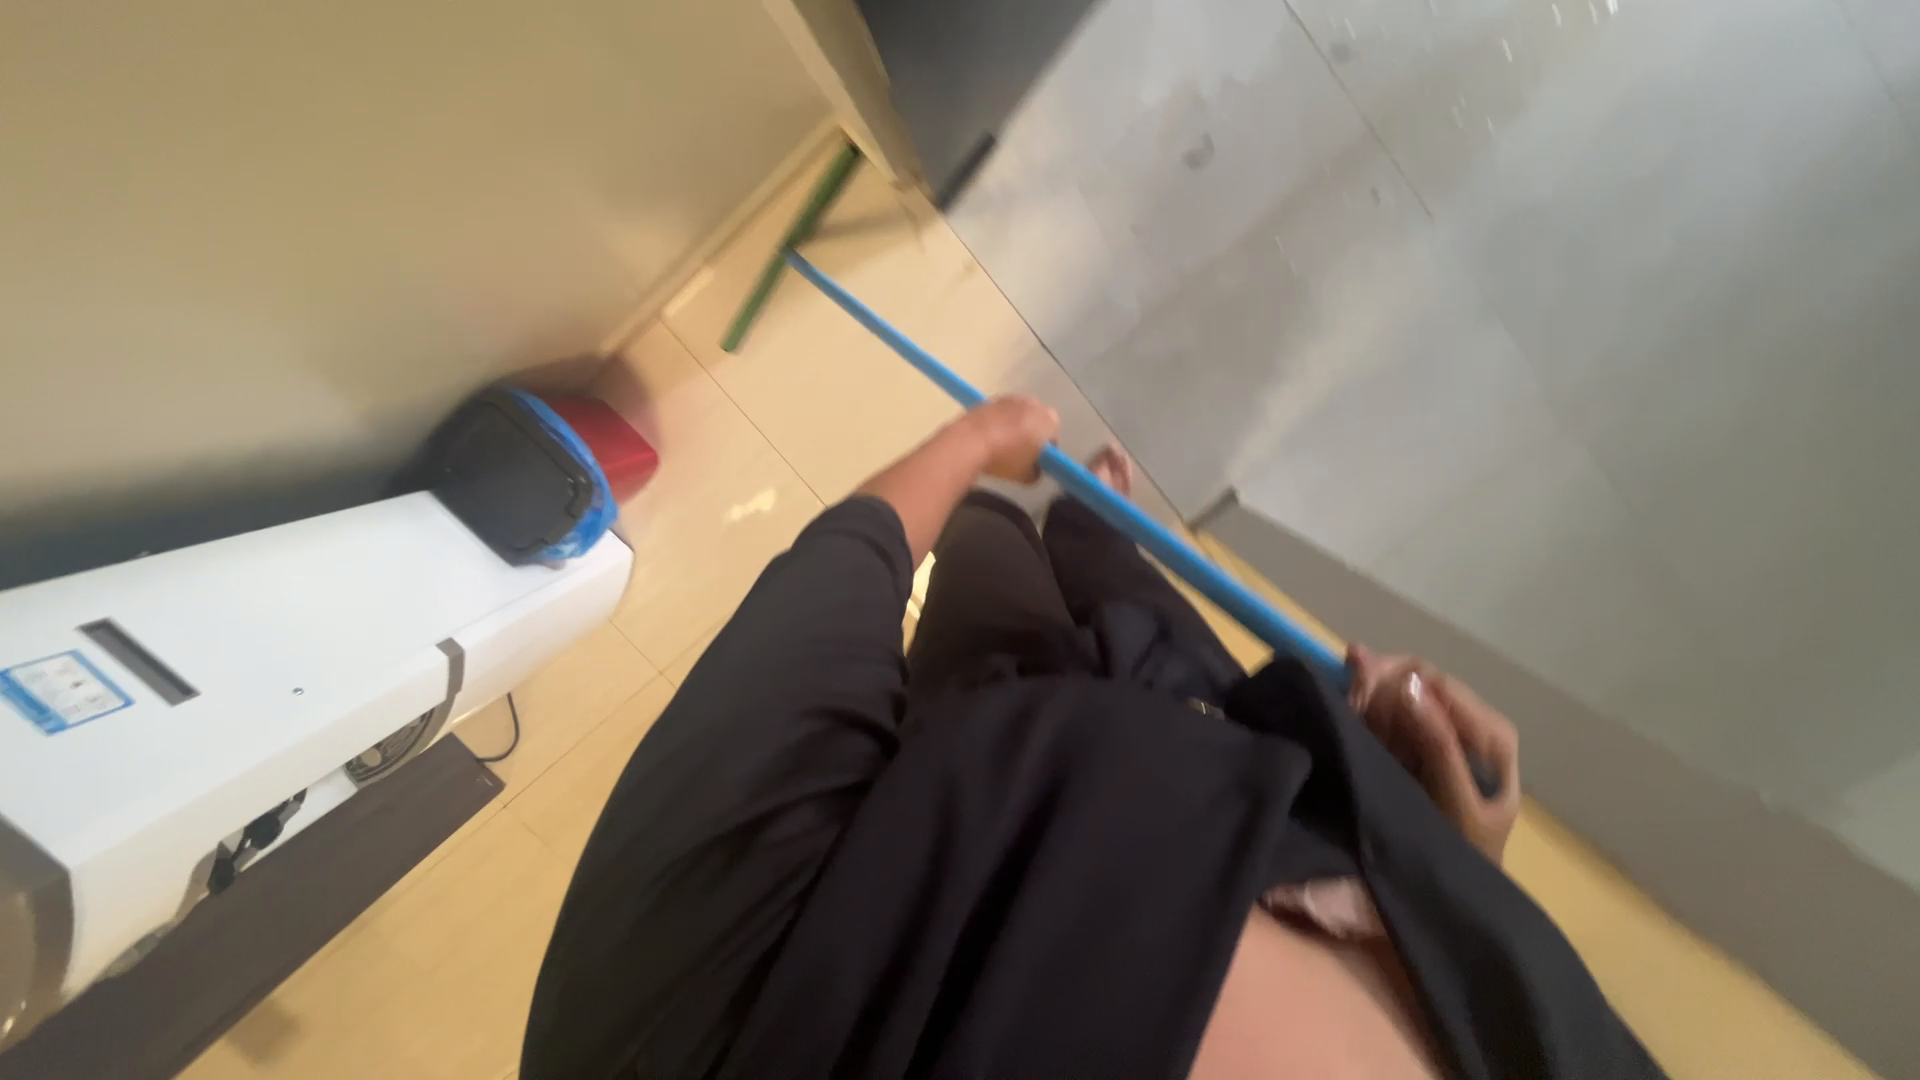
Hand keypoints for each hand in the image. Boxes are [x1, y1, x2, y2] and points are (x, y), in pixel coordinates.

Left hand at [959, 396, 1058, 482]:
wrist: (970, 441)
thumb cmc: (1006, 458)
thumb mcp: (1026, 476)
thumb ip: (1036, 472)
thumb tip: (1034, 470)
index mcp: (1049, 420)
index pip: (1053, 436)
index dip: (1045, 451)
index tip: (1035, 462)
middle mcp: (1033, 403)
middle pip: (1036, 421)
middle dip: (1030, 434)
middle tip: (1018, 454)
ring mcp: (1010, 398)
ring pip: (1017, 415)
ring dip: (1013, 427)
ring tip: (1000, 446)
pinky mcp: (989, 399)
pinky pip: (999, 414)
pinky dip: (996, 423)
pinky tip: (987, 438)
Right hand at [1346, 645, 1520, 862]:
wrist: (1459, 885)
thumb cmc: (1466, 846)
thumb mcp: (1457, 798)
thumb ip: (1437, 741)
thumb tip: (1409, 683)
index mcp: (1488, 730)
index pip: (1431, 679)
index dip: (1389, 678)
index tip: (1354, 696)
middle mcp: (1467, 720)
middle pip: (1410, 679)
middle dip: (1373, 688)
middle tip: (1345, 708)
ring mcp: (1441, 729)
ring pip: (1393, 690)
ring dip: (1364, 698)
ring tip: (1348, 716)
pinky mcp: (1418, 740)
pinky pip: (1386, 708)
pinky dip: (1363, 708)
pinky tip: (1350, 714)